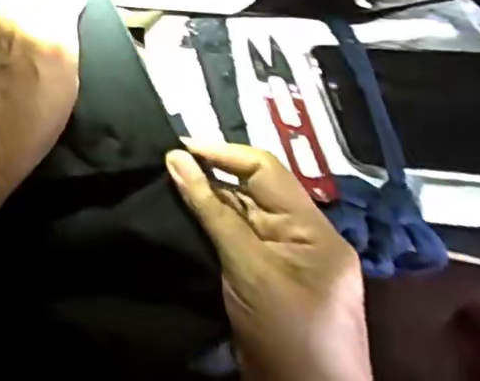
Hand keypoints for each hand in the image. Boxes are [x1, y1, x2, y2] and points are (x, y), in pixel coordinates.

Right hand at [166, 140, 369, 380]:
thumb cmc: (287, 332)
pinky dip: (210, 223)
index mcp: (315, 231)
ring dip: (206, 199)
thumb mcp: (247, 266)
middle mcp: (304, 238)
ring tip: (166, 186)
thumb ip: (211, 209)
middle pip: (252, 190)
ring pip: (240, 211)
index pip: (266, 171)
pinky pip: (237, 235)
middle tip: (164, 167)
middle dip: (209, 176)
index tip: (177, 148)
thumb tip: (175, 157)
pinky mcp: (267, 276)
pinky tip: (183, 215)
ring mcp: (287, 259)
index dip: (221, 154)